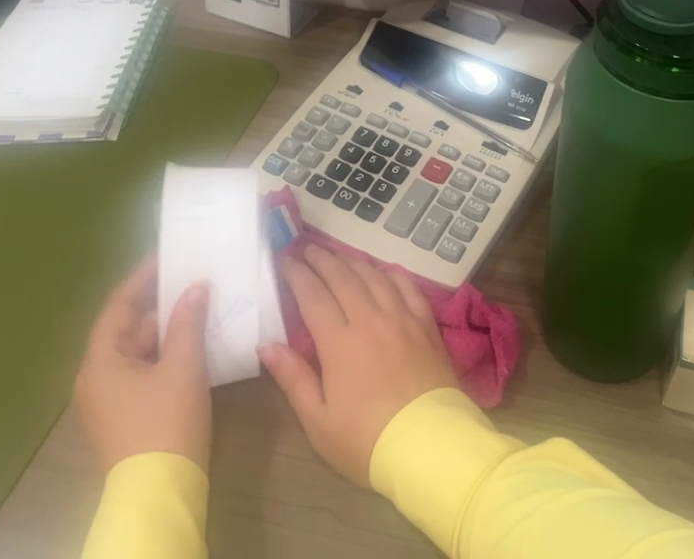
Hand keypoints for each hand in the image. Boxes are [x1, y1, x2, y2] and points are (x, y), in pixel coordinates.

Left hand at [74, 253, 212, 472]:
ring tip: (202, 307)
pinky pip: (145, 373)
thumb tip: (196, 287)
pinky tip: (196, 345)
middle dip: (162, 306)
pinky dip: (167, 356)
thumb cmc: (166, 422)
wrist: (160, 493)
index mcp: (100, 362)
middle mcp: (96, 378)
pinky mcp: (126, 417)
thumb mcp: (183, 366)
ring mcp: (110, 401)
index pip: (118, 306)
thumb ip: (188, 322)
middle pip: (129, 330)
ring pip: (140, 352)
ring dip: (169, 332)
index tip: (167, 256)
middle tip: (195, 280)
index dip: (142, 278)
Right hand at [261, 245, 456, 486]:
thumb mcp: (318, 420)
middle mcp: (370, 319)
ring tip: (336, 253)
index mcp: (339, 341)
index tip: (284, 259)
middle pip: (343, 277)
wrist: (428, 446)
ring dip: (352, 260)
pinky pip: (408, 287)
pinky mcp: (426, 325)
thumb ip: (293, 377)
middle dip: (321, 258)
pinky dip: (391, 273)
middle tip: (305, 246)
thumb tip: (265, 344)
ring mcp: (402, 318)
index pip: (313, 295)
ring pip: (374, 276)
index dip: (297, 273)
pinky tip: (382, 270)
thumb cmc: (366, 440)